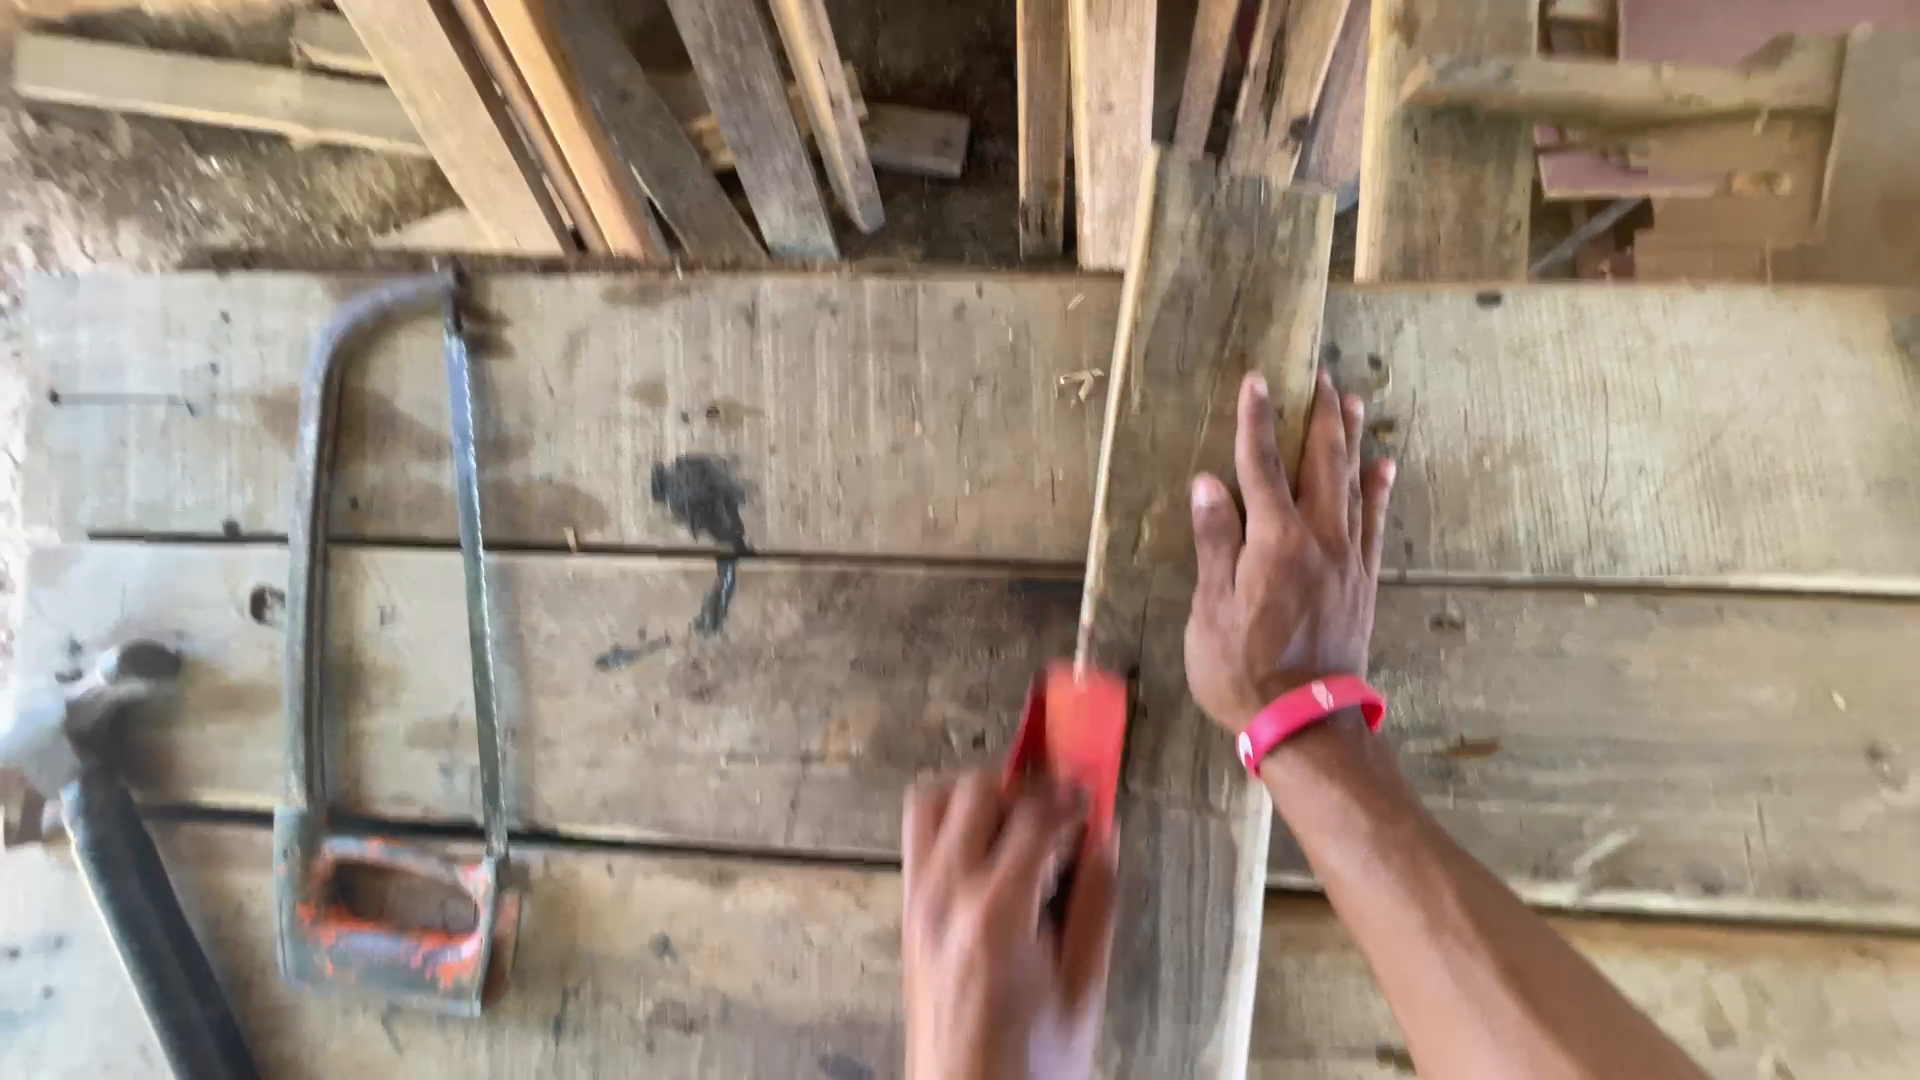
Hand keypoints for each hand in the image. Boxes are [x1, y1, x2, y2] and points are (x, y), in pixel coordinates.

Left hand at [902, 771, 1117, 1079]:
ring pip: (934, 798)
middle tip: (1053, 817)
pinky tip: (988, 855)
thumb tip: (1103, 835)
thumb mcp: (1084, 989)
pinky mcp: (907, 908)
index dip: (1069, 796)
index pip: (1033, 815)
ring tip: (1015, 828)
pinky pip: (920, 833)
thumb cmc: (1029, 1067)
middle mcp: (945, 893)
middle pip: (976, 788)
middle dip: (1023, 790)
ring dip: (977, 796)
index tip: (1088, 797)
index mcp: (996, 914)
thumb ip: (1096, 902)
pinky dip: (952, 821)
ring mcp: (918, 898)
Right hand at [1185, 371, 1396, 733]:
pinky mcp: (1364, 581)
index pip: (1262, 468)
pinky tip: (1385, 465)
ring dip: (1350, 441)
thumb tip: (1208, 483)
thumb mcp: (1211, 610)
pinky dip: (1380, 490)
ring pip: (1352, 485)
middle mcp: (1319, 540)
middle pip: (1320, 465)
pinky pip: (1376, 523)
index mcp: (1275, 543)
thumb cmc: (1241, 669)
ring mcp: (1348, 559)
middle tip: (1321, 376)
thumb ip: (1215, 543)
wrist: (1304, 721)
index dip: (1256, 422)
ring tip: (1353, 402)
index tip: (1257, 382)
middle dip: (1317, 417)